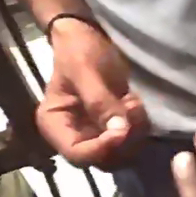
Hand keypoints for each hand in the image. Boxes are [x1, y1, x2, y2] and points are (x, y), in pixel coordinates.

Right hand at [37, 19, 148, 166]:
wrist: (90, 37)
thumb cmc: (79, 51)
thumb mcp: (85, 70)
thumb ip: (99, 101)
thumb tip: (119, 130)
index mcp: (55, 125)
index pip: (77, 154)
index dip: (102, 149)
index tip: (122, 130)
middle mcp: (75, 135)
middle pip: (103, 159)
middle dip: (123, 139)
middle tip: (131, 108)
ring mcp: (96, 133)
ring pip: (123, 152)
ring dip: (135, 131)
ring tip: (133, 101)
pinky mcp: (115, 127)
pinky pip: (134, 139)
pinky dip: (140, 125)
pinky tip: (135, 101)